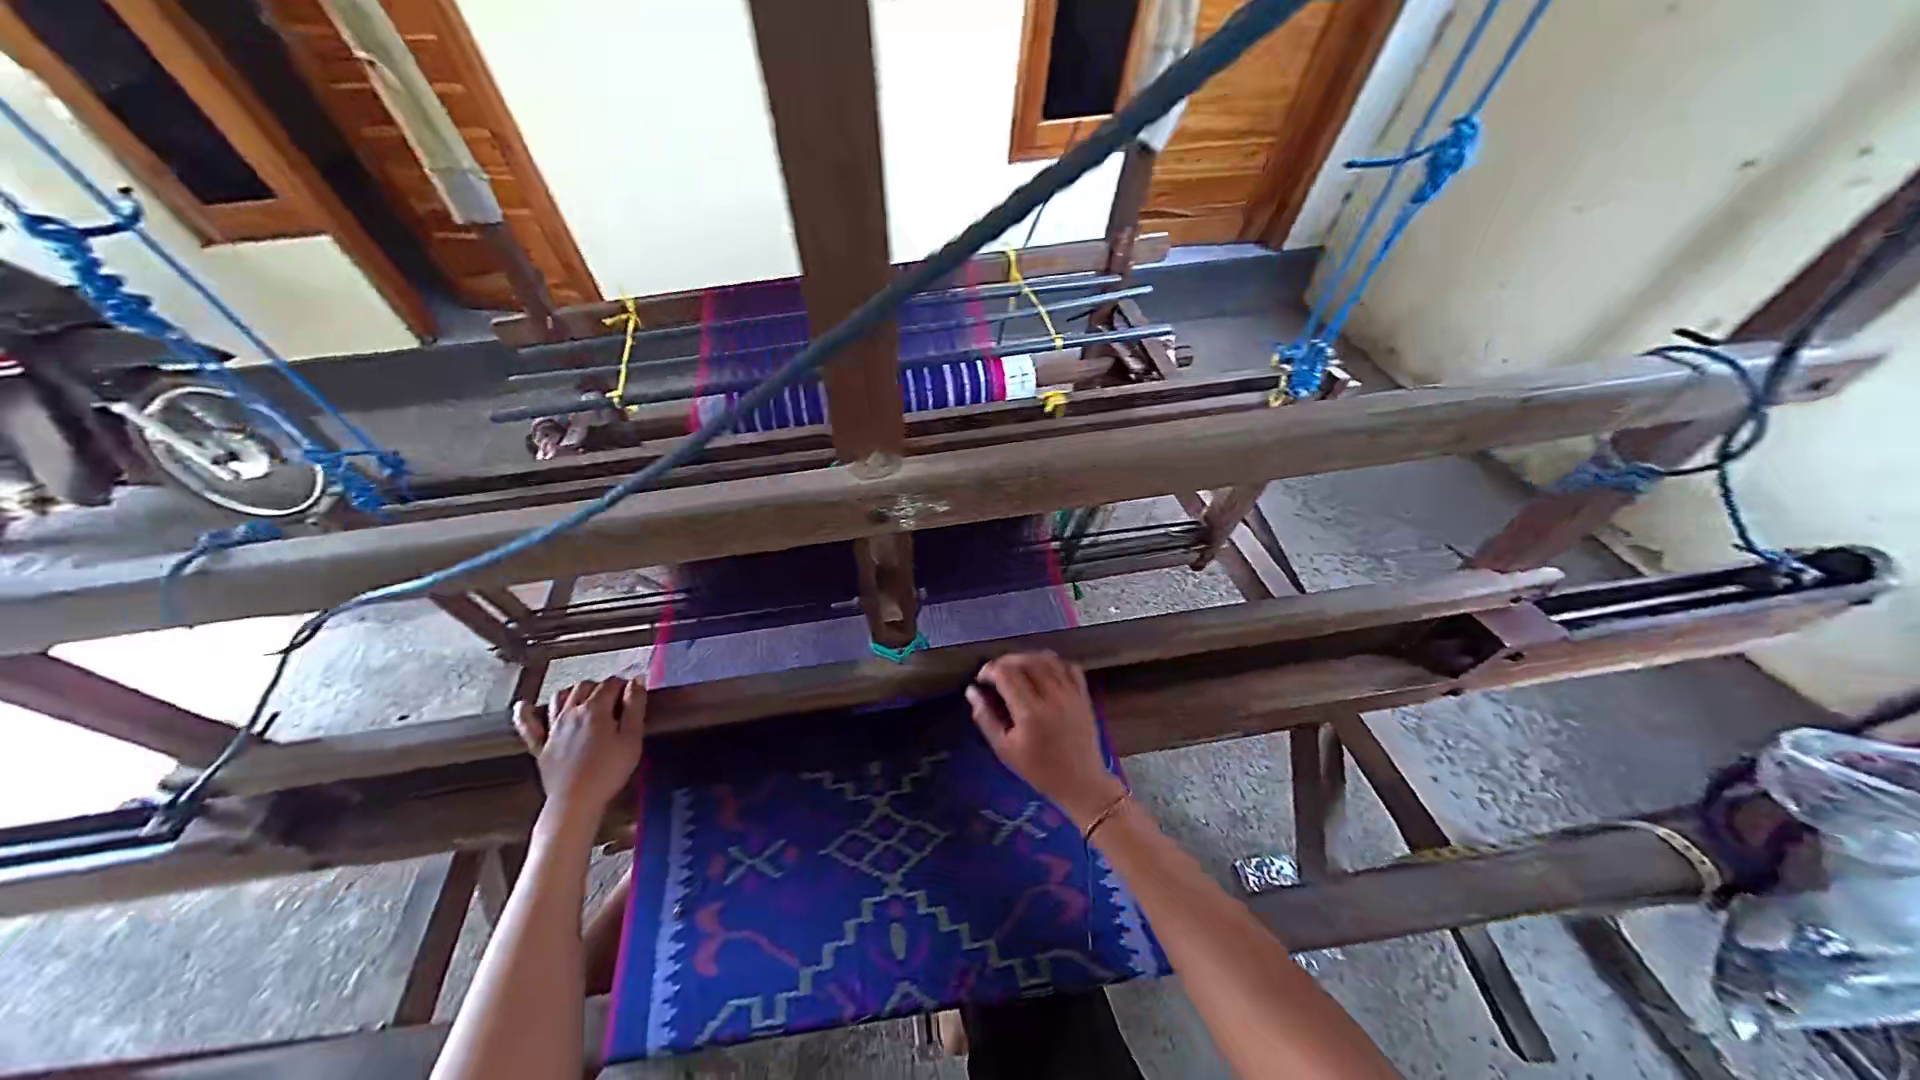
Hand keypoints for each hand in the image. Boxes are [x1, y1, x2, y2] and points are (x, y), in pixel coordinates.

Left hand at [513, 677, 646, 819]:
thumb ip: (635, 706)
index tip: (633, 692)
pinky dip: (525, 712)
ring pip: (559, 698)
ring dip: (574, 692)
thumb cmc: (610, 770)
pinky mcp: (540, 746)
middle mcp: (571, 712)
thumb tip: (636, 680)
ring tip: (584, 699)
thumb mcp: (632, 738)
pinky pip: (528, 725)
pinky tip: (524, 705)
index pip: (610, 684)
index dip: (624, 684)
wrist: (576, 801)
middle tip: (614, 698)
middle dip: (601, 686)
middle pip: (585, 686)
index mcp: (595, 709)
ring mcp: (552, 728)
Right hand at [967, 652, 1125, 828]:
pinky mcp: (1083, 695)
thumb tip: (972, 692)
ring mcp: (1071, 694)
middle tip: (995, 672)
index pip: (1006, 675)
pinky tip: (1043, 670)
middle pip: (1026, 661)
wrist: (1080, 782)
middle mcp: (1052, 697)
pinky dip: (1053, 662)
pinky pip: (1069, 667)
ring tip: (1016, 668)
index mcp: (1030, 712)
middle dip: (1005, 661)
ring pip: (1047, 659)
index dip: (989, 670)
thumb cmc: (1038, 770)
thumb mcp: (1005, 749)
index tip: (982, 679)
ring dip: (1027, 657)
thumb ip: (986, 718)